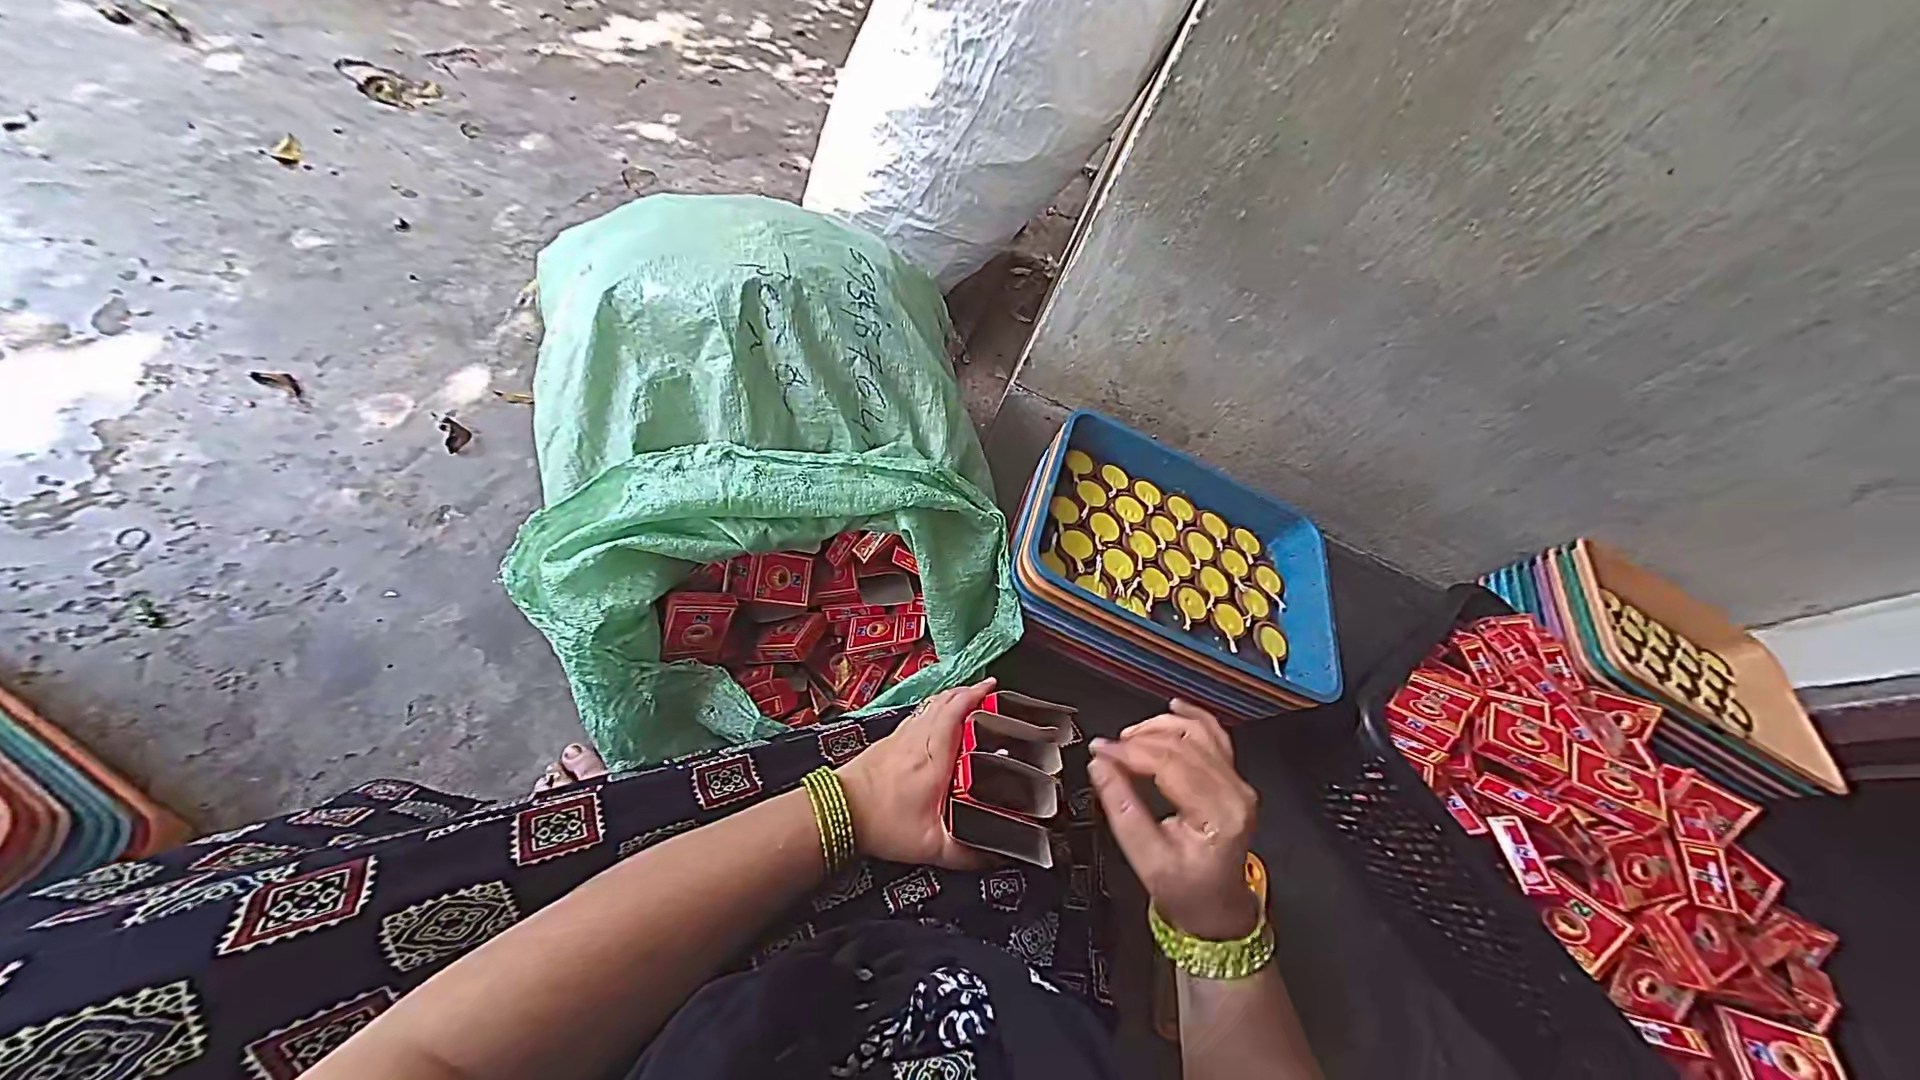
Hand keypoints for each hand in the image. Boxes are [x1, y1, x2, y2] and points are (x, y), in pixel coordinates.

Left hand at [836, 678, 997, 869]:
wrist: (839, 811)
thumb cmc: (880, 823)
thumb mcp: (931, 846)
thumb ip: (967, 853)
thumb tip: (995, 857)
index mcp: (934, 756)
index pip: (957, 711)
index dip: (976, 694)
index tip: (993, 687)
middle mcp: (918, 738)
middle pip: (945, 701)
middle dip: (968, 691)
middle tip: (987, 690)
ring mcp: (901, 736)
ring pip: (930, 705)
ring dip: (950, 698)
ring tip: (967, 698)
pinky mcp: (889, 741)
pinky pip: (917, 715)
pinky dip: (933, 709)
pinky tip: (936, 718)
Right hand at [1089, 699, 1260, 940]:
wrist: (1217, 905)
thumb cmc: (1188, 889)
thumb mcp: (1146, 858)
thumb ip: (1121, 807)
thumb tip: (1100, 766)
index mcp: (1218, 815)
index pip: (1170, 764)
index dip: (1130, 752)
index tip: (1102, 751)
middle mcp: (1235, 793)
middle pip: (1182, 744)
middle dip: (1138, 739)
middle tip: (1108, 748)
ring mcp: (1237, 782)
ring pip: (1197, 732)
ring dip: (1159, 726)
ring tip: (1128, 736)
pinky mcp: (1232, 776)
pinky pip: (1214, 735)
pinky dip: (1191, 717)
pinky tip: (1174, 707)